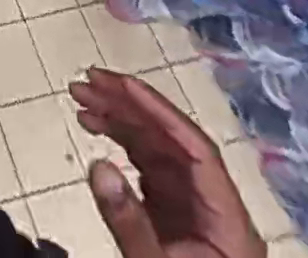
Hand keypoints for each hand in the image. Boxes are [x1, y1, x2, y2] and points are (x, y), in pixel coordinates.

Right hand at [68, 67, 264, 257]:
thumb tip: (97, 163)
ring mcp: (193, 210)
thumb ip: (129, 224)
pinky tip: (95, 131)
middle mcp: (213, 204)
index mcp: (227, 218)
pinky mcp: (174, 217)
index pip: (195, 148)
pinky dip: (120, 145)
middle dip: (130, 107)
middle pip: (173, 141)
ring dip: (120, 121)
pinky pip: (147, 168)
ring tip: (80, 99)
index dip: (157, 110)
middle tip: (86, 82)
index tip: (118, 83)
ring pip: (157, 150)